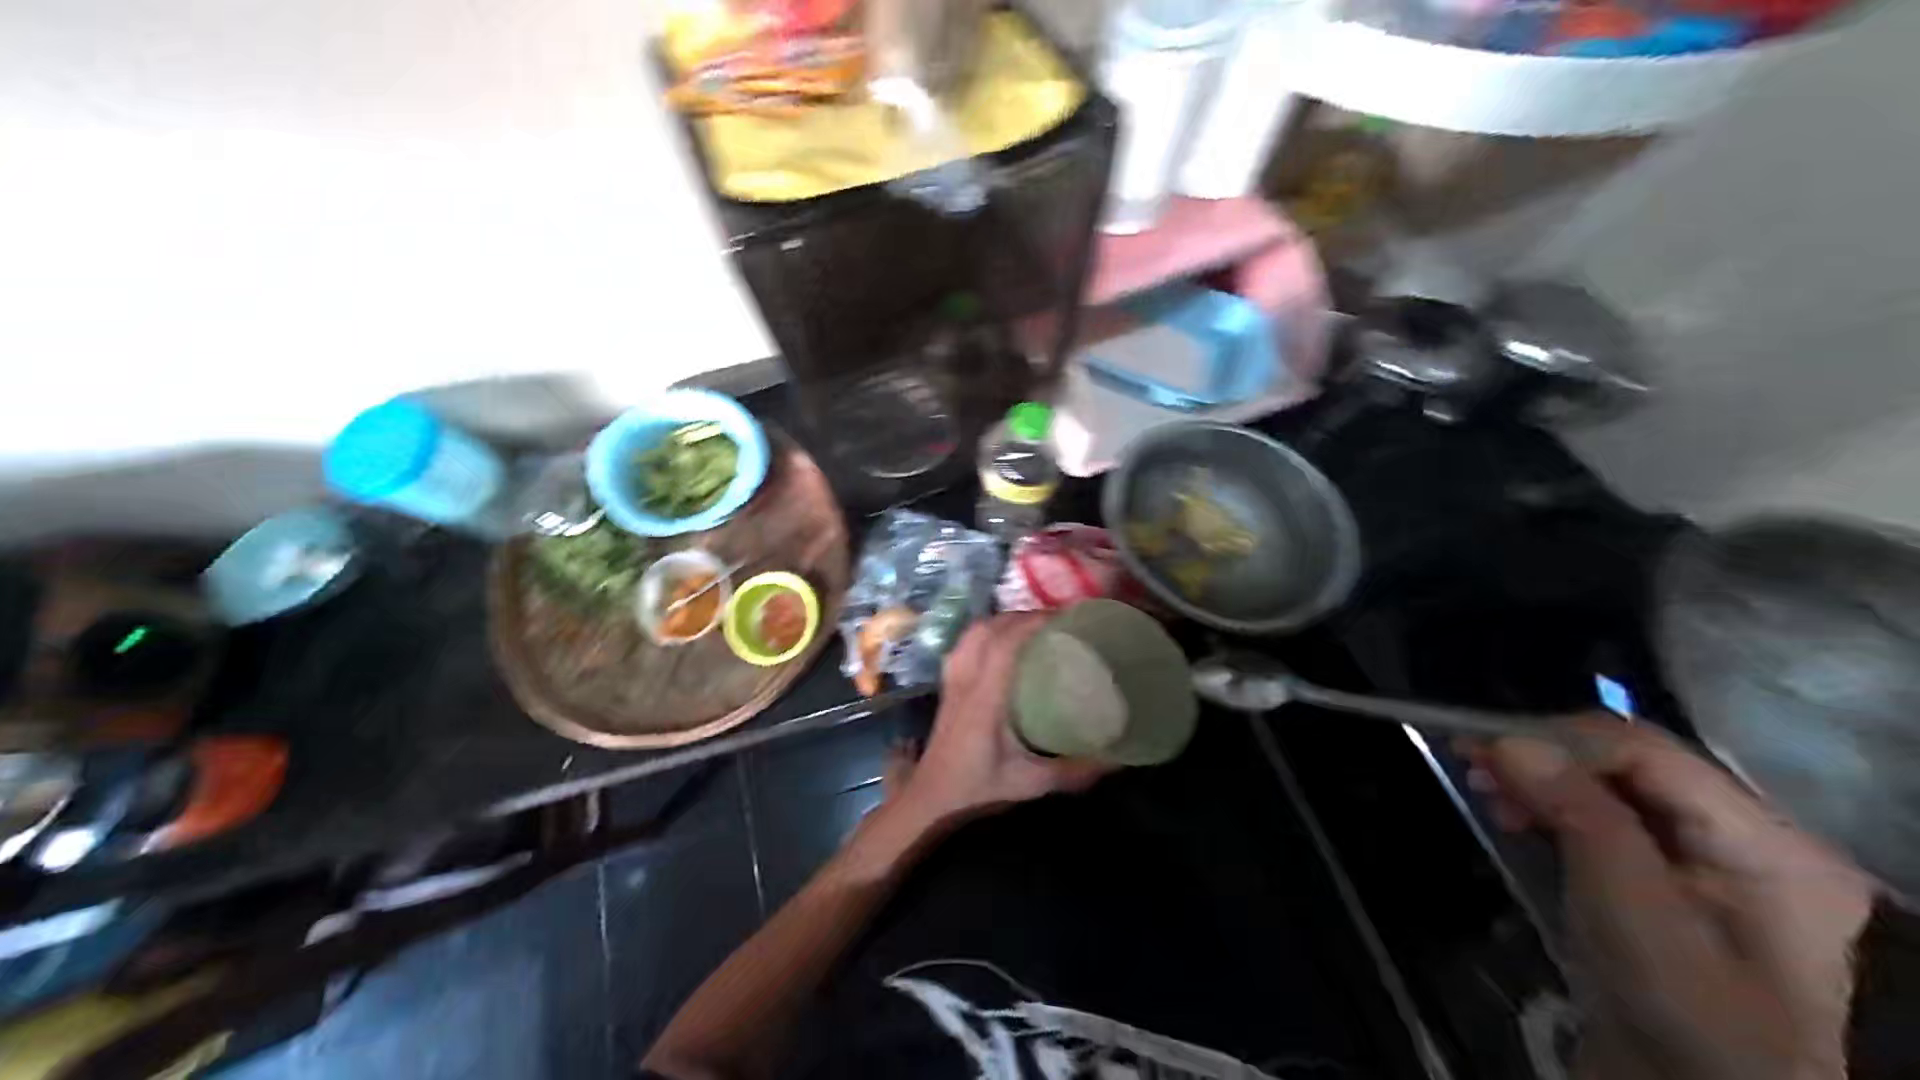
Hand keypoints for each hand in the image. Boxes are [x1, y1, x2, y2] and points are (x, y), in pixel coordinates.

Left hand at [886, 614, 1107, 828]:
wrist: (930, 798)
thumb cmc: (976, 789)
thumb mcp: (1029, 784)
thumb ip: (1072, 772)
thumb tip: (1116, 758)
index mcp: (984, 699)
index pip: (1004, 645)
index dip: (1032, 624)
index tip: (1064, 617)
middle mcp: (965, 680)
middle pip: (988, 630)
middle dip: (1022, 616)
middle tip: (1056, 621)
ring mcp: (952, 680)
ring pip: (973, 633)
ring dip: (1002, 621)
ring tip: (1032, 627)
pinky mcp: (948, 685)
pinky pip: (965, 643)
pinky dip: (986, 633)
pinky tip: (1004, 643)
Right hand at [1464, 717, 1874, 1079]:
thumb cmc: (1679, 1013)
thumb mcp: (1631, 915)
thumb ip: (1580, 817)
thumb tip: (1508, 741)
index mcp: (1769, 844)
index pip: (1648, 753)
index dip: (1558, 740)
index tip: (1477, 747)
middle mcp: (1748, 834)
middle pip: (1628, 762)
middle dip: (1544, 756)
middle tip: (1473, 765)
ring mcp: (1711, 853)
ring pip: (1609, 782)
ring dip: (1540, 777)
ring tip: (1487, 792)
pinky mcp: (1670, 869)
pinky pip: (1604, 811)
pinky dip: (1550, 802)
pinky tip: (1514, 812)